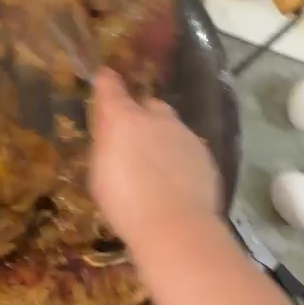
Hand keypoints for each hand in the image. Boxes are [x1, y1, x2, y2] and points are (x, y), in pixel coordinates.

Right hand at [88, 69, 221, 240]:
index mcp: (123, 119)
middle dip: (139, 116)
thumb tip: (109, 131)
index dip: (106, 83)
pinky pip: (187, 147)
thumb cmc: (124, 203)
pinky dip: (178, 157)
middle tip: (131, 140)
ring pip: (170, 126)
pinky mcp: (204, 154)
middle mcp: (156, 118)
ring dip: (161, 137)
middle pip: (147, 105)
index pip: (111, 88)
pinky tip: (174, 180)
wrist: (174, 225)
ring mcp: (184, 134)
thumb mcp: (99, 174)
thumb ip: (105, 145)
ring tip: (155, 166)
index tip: (103, 79)